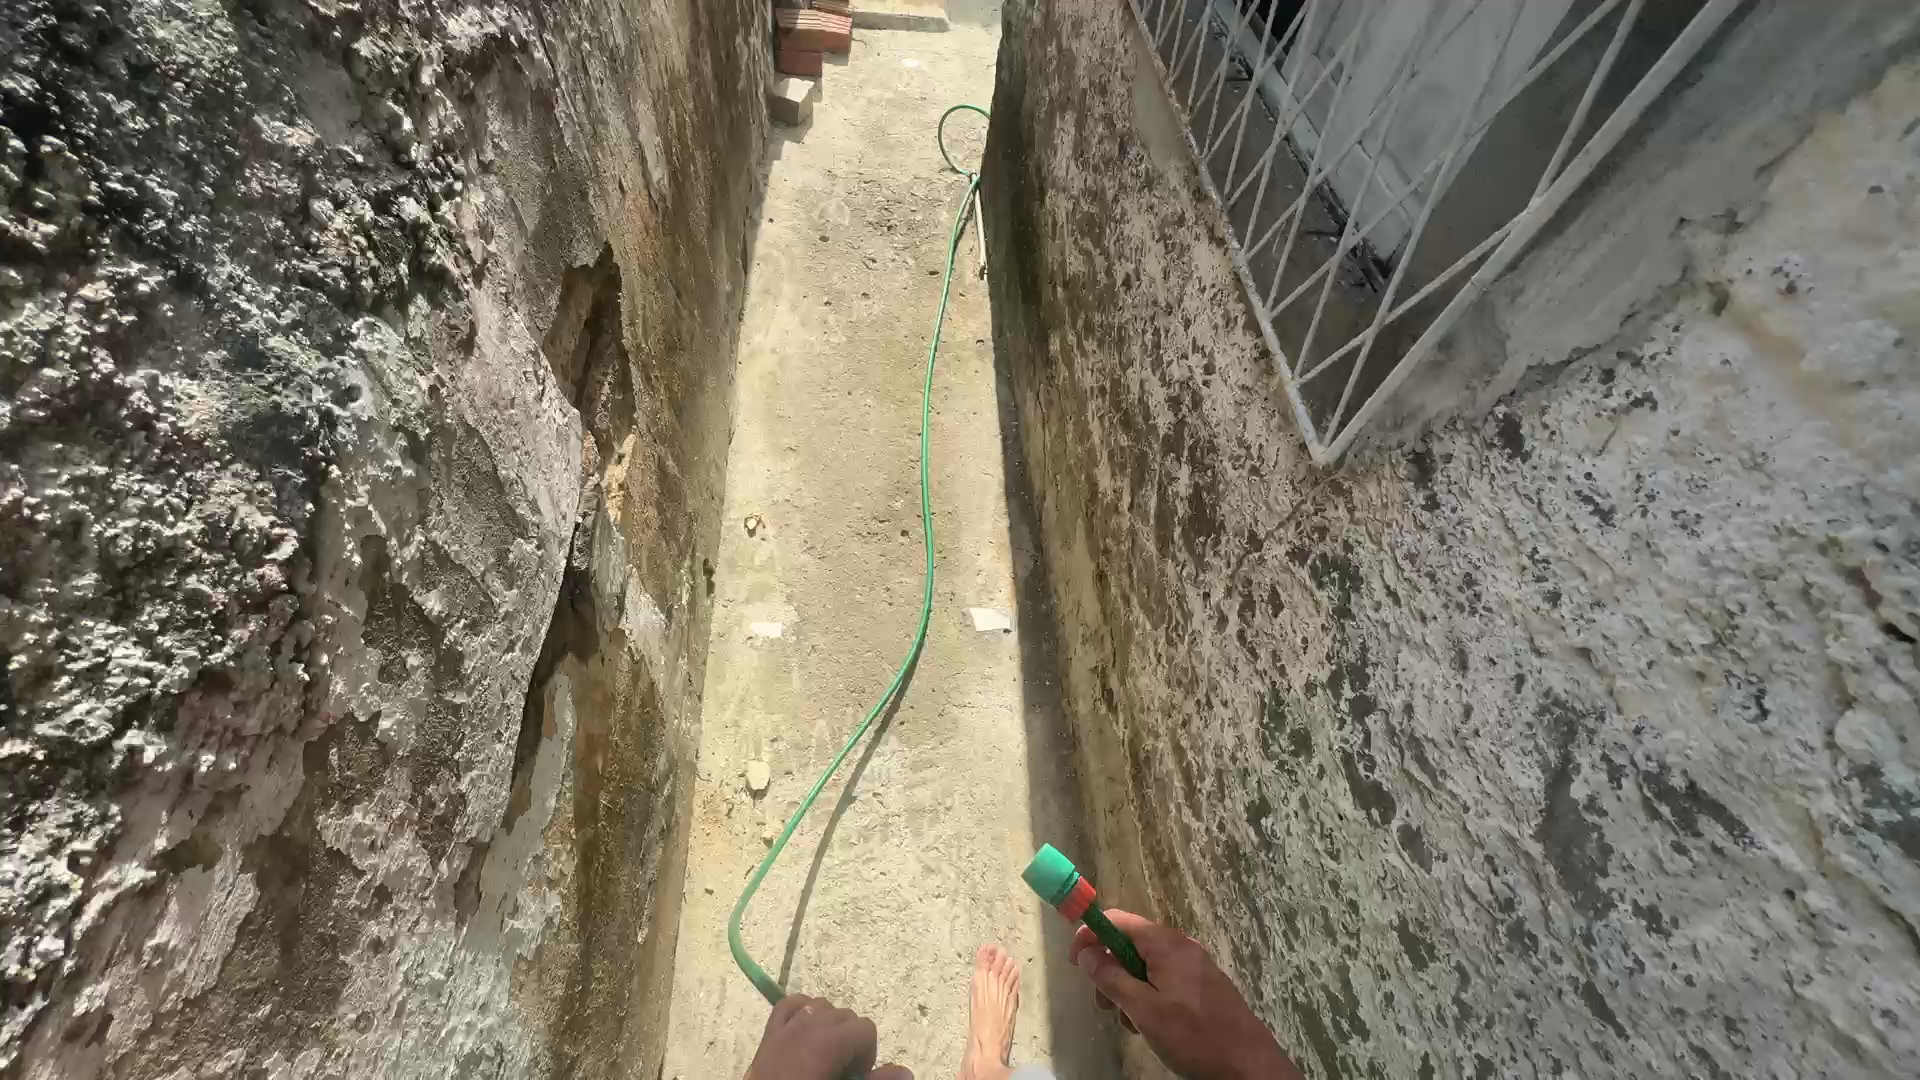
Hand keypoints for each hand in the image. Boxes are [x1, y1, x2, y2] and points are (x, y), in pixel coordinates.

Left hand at [743, 994, 911, 1079]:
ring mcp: (786, 1027)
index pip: (866, 1028)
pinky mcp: (769, 1034)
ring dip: (829, 1026)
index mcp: (829, 1041)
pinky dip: (802, 1012)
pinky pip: (790, 1005)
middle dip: (851, 1042)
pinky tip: (804, 1033)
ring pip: (821, 1006)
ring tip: (826, 1058)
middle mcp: (809, 1024)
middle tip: (843, 1072)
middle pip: (845, 1016)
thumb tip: (907, 1072)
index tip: (857, 1077)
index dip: (868, 1054)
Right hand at [1069, 911, 1301, 1079]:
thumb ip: (1111, 978)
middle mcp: (1179, 944)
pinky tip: (1152, 1024)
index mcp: (1163, 942)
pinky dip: (1149, 994)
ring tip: (1129, 1022)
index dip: (1090, 935)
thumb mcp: (1144, 1010)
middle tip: (1102, 1004)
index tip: (1075, 963)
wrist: (1251, 1068)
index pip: (1115, 919)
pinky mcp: (1203, 983)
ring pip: (1146, 964)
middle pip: (1130, 942)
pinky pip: (1165, 977)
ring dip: (1128, 986)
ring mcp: (1194, 963)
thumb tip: (1086, 953)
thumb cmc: (1194, 1036)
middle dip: (1109, 969)